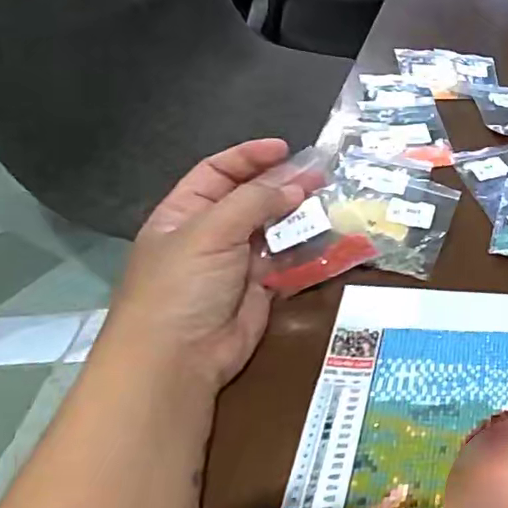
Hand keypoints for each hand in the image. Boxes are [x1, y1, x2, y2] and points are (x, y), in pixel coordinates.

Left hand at [101, 139, 323, 392]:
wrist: (177, 359)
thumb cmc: (181, 286)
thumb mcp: (210, 231)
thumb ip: (254, 201)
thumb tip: (295, 185)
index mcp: (184, 214)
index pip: (217, 172)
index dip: (248, 157)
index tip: (285, 148)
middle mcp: (211, 233)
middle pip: (252, 198)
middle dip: (284, 184)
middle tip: (320, 175)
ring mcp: (237, 261)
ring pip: (275, 227)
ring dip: (300, 214)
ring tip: (329, 201)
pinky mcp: (262, 286)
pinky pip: (290, 259)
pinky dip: (308, 247)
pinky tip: (329, 235)